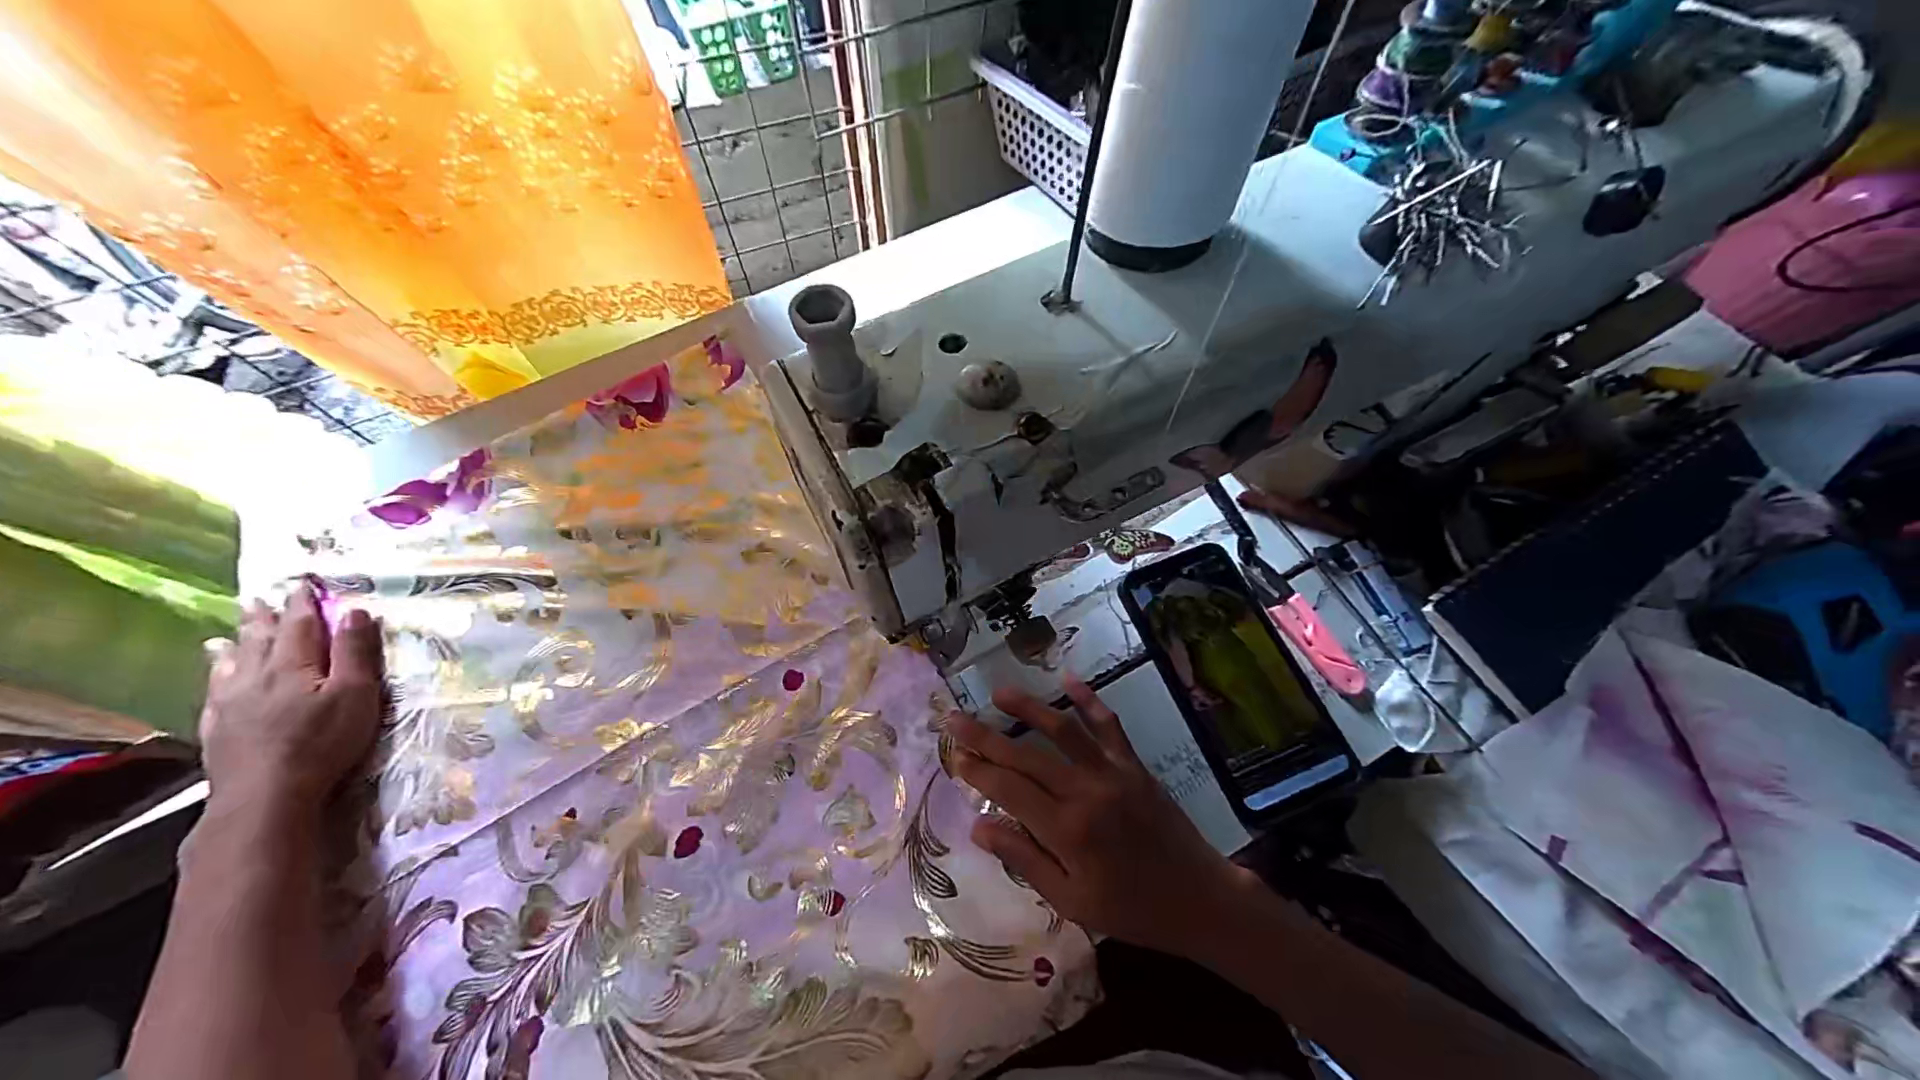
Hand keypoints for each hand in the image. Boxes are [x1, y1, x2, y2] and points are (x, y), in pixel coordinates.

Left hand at [200, 581, 384, 817]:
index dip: (304, 603)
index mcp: (293, 665)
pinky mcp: (218, 728)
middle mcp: (256, 676)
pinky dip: (217, 675)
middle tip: (261, 598)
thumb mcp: (356, 694)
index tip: (304, 583)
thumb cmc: (323, 741)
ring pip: (233, 663)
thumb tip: (355, 611)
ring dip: (236, 643)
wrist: (266, 795)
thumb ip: (356, 652)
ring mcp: (231, 703)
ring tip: (230, 631)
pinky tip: (217, 676)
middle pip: (261, 639)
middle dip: (266, 618)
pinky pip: (215, 691)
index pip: (301, 624)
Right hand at [947, 676, 1259, 956]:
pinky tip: (1069, 679)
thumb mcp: (1071, 901)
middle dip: (985, 735)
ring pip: (1063, 730)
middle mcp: (1086, 792)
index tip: (953, 755)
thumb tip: (979, 826)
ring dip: (1029, 708)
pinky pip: (1109, 725)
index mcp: (1067, 831)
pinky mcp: (1133, 765)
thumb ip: (1024, 859)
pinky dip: (1089, 700)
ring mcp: (1112, 773)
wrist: (1198, 898)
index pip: (1009, 789)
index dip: (977, 770)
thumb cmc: (1130, 908)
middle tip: (954, 718)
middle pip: (1025, 755)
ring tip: (999, 692)